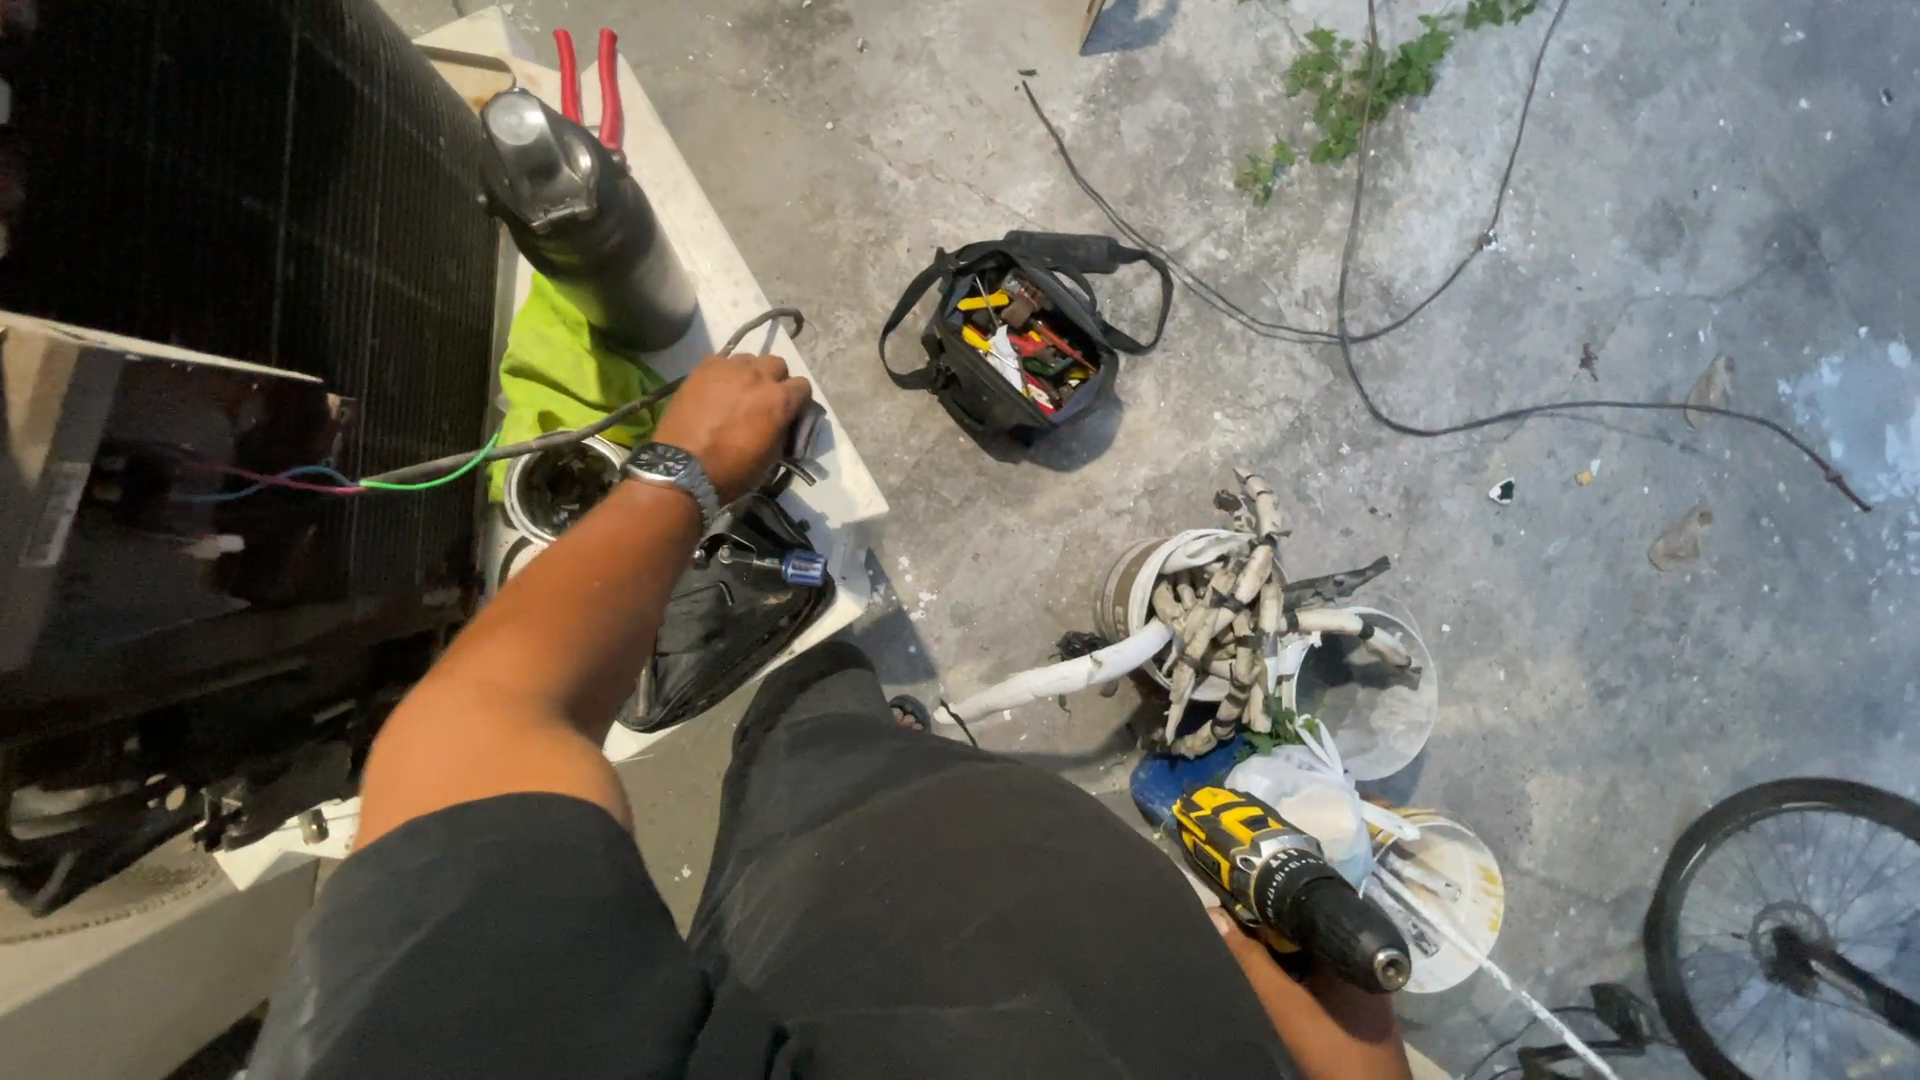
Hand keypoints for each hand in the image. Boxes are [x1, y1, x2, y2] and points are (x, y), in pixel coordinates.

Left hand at [653, 352, 811, 503]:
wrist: (683, 468)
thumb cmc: (732, 470)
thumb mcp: (772, 457)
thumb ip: (783, 430)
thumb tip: (783, 421)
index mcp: (779, 400)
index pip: (803, 386)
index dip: (798, 400)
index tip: (790, 412)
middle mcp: (758, 376)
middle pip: (777, 364)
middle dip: (775, 380)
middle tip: (764, 400)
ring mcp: (728, 368)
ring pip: (749, 359)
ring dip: (750, 373)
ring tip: (739, 392)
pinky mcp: (703, 368)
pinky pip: (722, 361)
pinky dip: (725, 373)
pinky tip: (717, 390)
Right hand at [1208, 908, 1413, 1079]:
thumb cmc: (1332, 1053)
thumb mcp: (1283, 1004)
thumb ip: (1248, 959)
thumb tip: (1214, 914)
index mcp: (1349, 950)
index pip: (1298, 909)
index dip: (1262, 904)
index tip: (1230, 898)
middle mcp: (1355, 960)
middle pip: (1299, 932)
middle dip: (1265, 930)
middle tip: (1227, 924)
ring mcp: (1355, 985)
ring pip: (1303, 954)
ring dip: (1274, 953)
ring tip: (1237, 942)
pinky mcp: (1350, 1006)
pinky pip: (1311, 974)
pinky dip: (1288, 974)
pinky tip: (1263, 976)